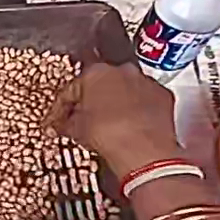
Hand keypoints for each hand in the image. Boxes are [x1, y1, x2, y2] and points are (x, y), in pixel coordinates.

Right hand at [46, 61, 182, 177]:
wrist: (142, 149)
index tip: (57, 119)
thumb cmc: (109, 134)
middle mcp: (122, 71)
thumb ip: (66, 121)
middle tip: (80, 121)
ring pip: (123, 90)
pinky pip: (143, 100)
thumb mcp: (75, 129)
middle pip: (99, 85)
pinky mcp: (162, 95)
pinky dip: (134, 111)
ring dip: (113, 105)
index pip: (71, 89)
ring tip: (104, 126)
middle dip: (90, 102)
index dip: (61, 108)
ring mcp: (144, 81)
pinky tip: (126, 126)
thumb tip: (65, 124)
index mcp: (95, 73)